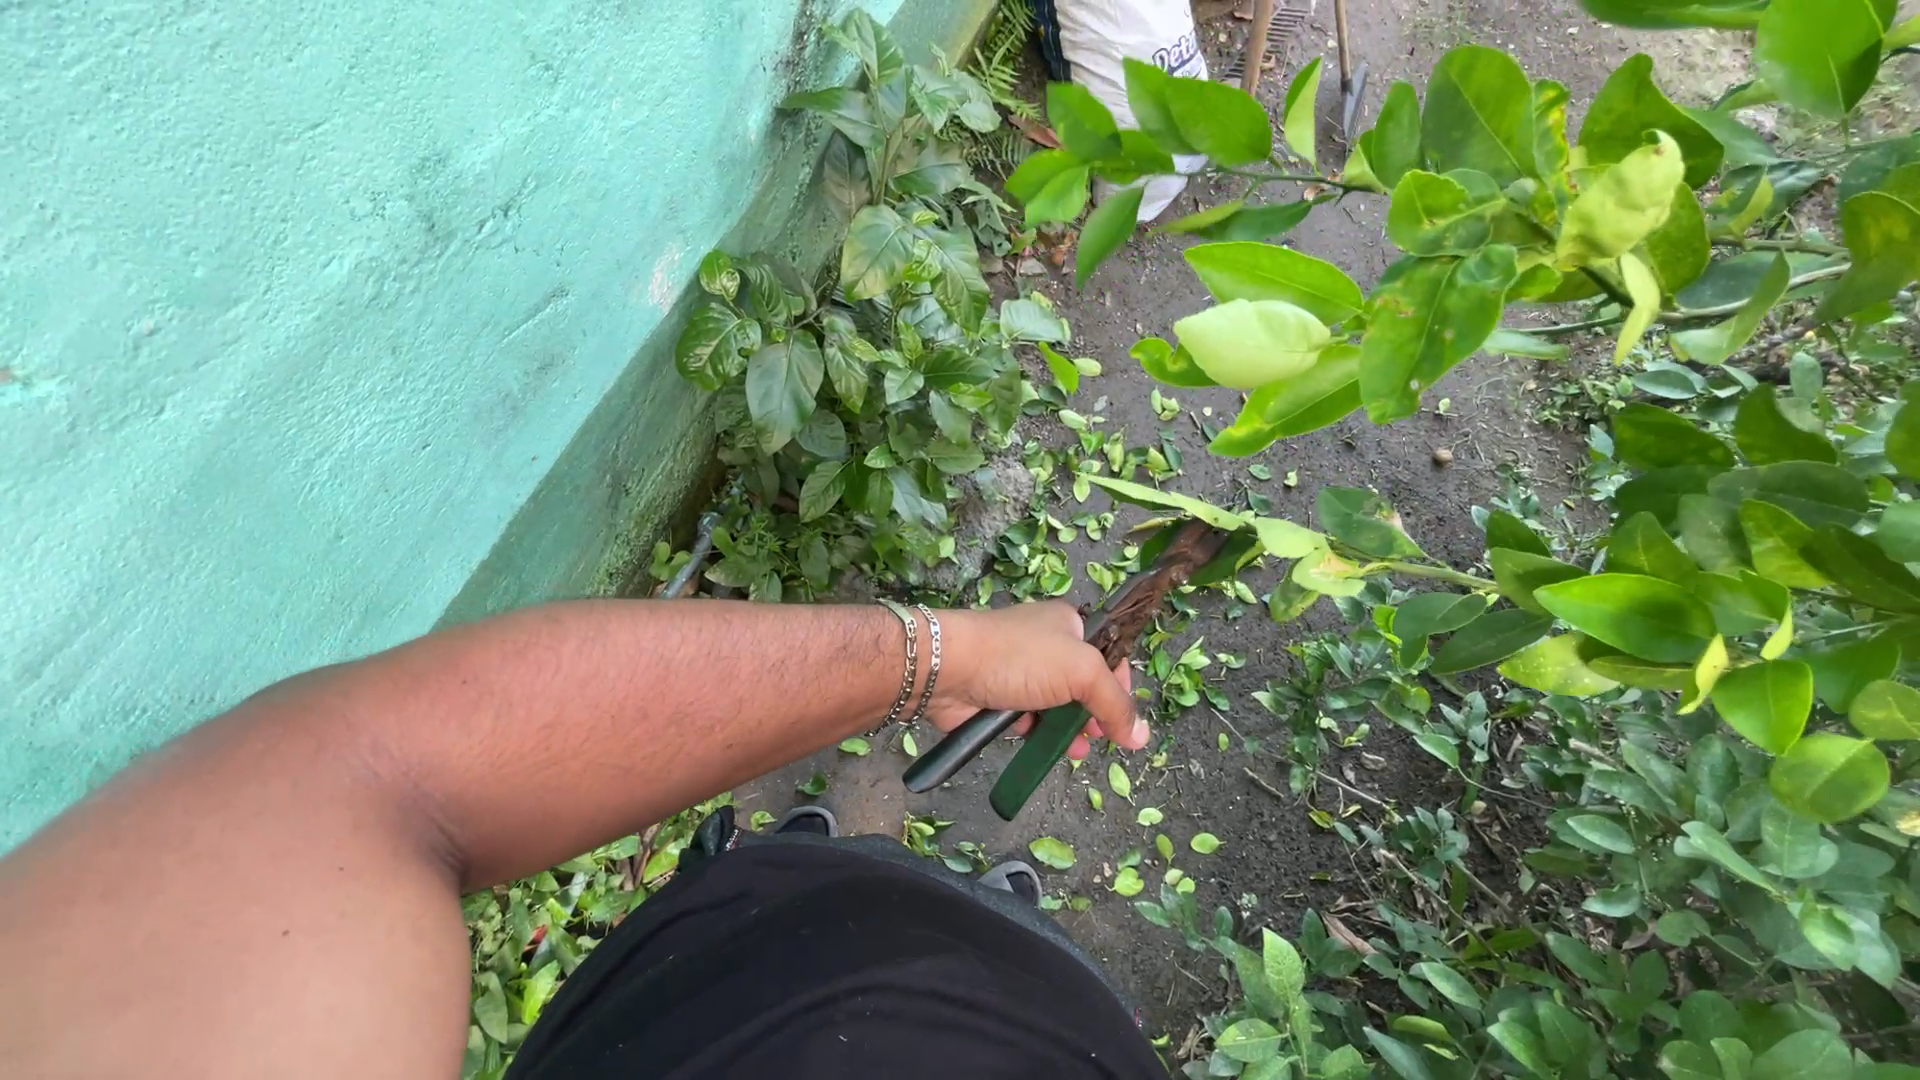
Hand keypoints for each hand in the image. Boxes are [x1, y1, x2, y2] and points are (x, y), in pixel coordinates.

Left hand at [923, 601, 1145, 760]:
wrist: (950, 669)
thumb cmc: (1021, 658)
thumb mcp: (1081, 671)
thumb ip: (1115, 703)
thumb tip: (1141, 736)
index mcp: (1068, 624)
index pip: (1108, 652)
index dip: (1120, 683)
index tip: (1124, 712)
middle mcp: (1046, 645)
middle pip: (1084, 683)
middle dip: (1096, 711)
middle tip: (1101, 734)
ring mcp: (1022, 673)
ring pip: (1058, 706)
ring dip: (1071, 728)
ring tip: (1079, 748)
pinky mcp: (1001, 700)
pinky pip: (1031, 721)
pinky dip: (1042, 735)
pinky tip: (1051, 750)